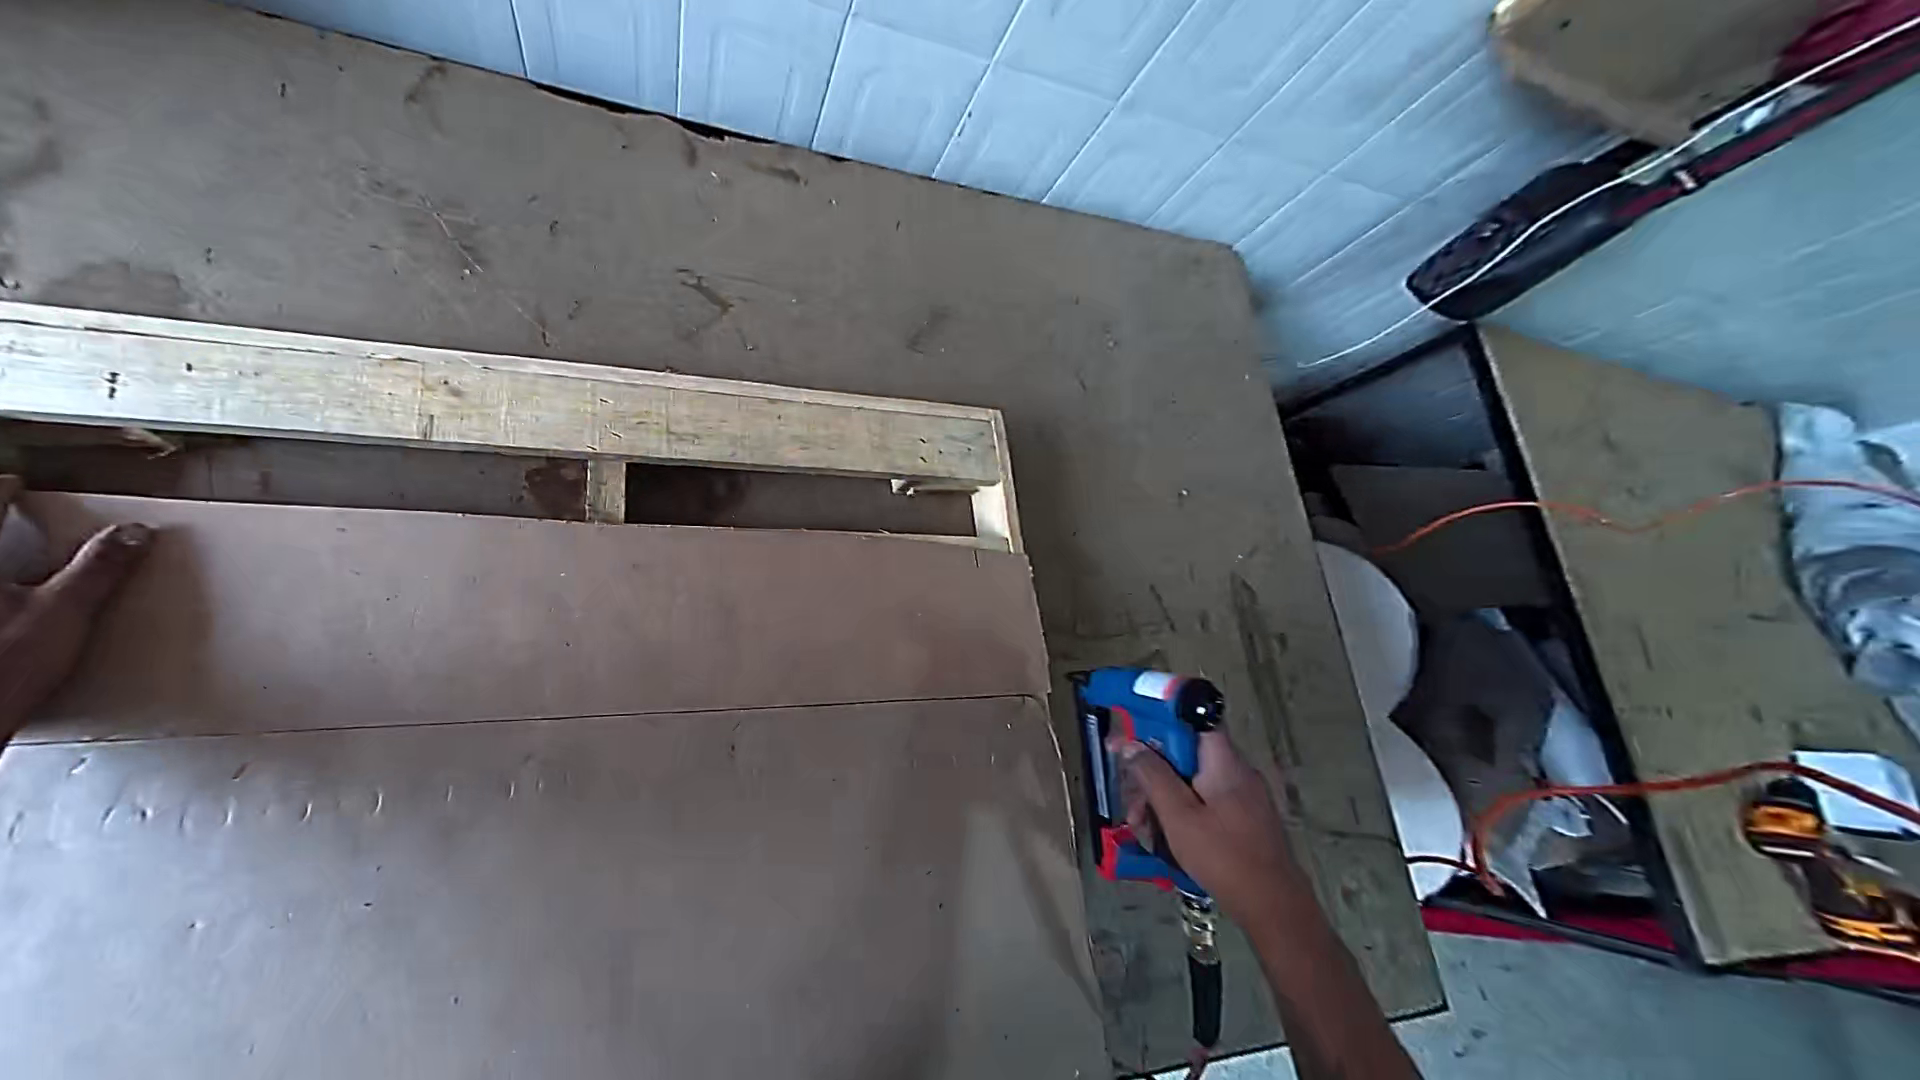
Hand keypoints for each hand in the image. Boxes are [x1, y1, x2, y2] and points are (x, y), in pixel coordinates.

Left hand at [0, 477, 151, 741]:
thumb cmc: (0, 669)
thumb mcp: (64, 613)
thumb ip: (97, 569)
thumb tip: (133, 533)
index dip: (3, 494)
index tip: (14, 483)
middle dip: (3, 533)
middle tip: (13, 521)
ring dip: (8, 569)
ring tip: (17, 565)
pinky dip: (9, 598)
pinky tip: (16, 606)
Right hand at [1111, 727, 1299, 922]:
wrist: (1274, 910)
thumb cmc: (1224, 857)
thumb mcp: (1178, 816)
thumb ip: (1153, 776)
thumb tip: (1130, 745)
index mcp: (1224, 762)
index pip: (1193, 718)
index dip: (1160, 719)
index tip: (1132, 736)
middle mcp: (1236, 771)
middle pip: (1186, 754)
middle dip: (1152, 773)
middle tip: (1132, 802)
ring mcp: (1243, 797)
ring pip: (1191, 780)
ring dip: (1162, 797)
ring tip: (1142, 827)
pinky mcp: (1243, 819)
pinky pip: (1204, 800)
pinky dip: (1181, 811)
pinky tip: (1164, 837)